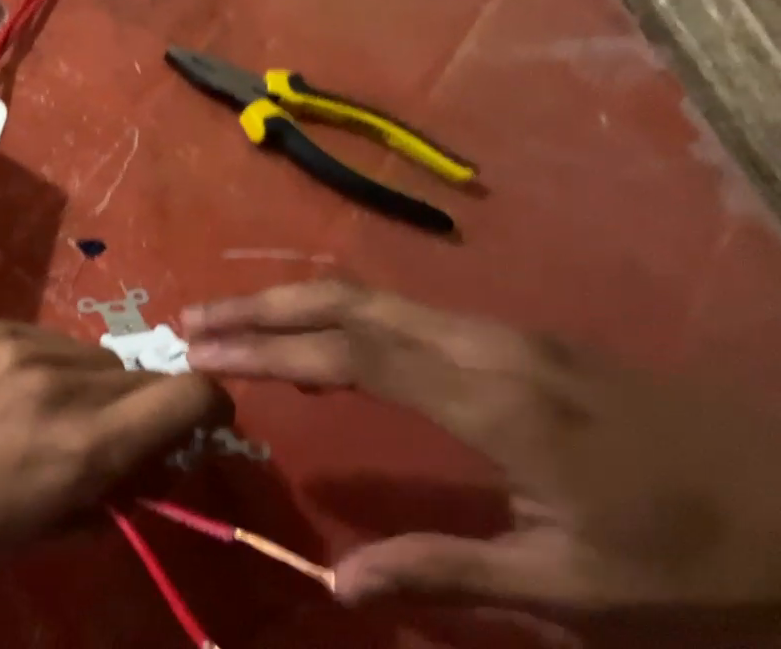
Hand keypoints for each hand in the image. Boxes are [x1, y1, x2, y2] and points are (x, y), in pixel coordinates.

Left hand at [0, 321, 220, 551]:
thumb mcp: (67, 523)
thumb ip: (128, 484)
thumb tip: (166, 453)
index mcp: (90, 442)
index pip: (189, 395)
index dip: (206, 407)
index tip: (194, 423)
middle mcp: (64, 384)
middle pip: (142, 374)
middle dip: (140, 405)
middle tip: (106, 430)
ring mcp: (22, 347)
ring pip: (94, 354)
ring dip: (91, 381)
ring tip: (50, 408)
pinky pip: (48, 337)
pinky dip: (47, 362)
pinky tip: (14, 386)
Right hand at [182, 280, 780, 614]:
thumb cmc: (690, 550)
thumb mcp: (574, 583)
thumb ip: (445, 571)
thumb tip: (336, 584)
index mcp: (490, 401)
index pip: (347, 354)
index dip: (265, 349)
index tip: (201, 353)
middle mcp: (482, 346)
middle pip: (346, 301)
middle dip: (259, 307)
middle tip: (191, 321)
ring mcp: (499, 333)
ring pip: (369, 295)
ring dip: (290, 303)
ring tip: (231, 324)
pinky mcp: (511, 337)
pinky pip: (398, 310)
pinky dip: (333, 314)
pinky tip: (315, 341)